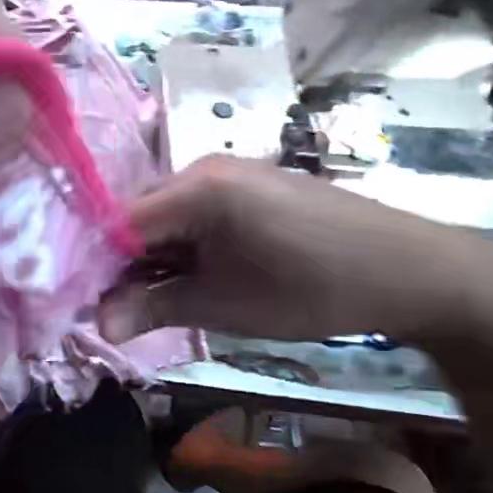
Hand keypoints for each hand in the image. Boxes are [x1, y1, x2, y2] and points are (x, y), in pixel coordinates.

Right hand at [98, 156, 492, 348]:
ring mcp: (233, 174)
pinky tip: (195, 277)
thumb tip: (96, 325)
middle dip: (124, 264)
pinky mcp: (253, 188)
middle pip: (139, 216)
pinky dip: (186, 247)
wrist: (408, 270)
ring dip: (156, 259)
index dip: (95, 264)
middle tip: (120, 311)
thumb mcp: (223, 305)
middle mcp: (205, 168)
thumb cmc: (310, 288)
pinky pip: (198, 215)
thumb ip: (154, 308)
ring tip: (156, 301)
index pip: (116, 221)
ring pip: (168, 218)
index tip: (83, 303)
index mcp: (195, 188)